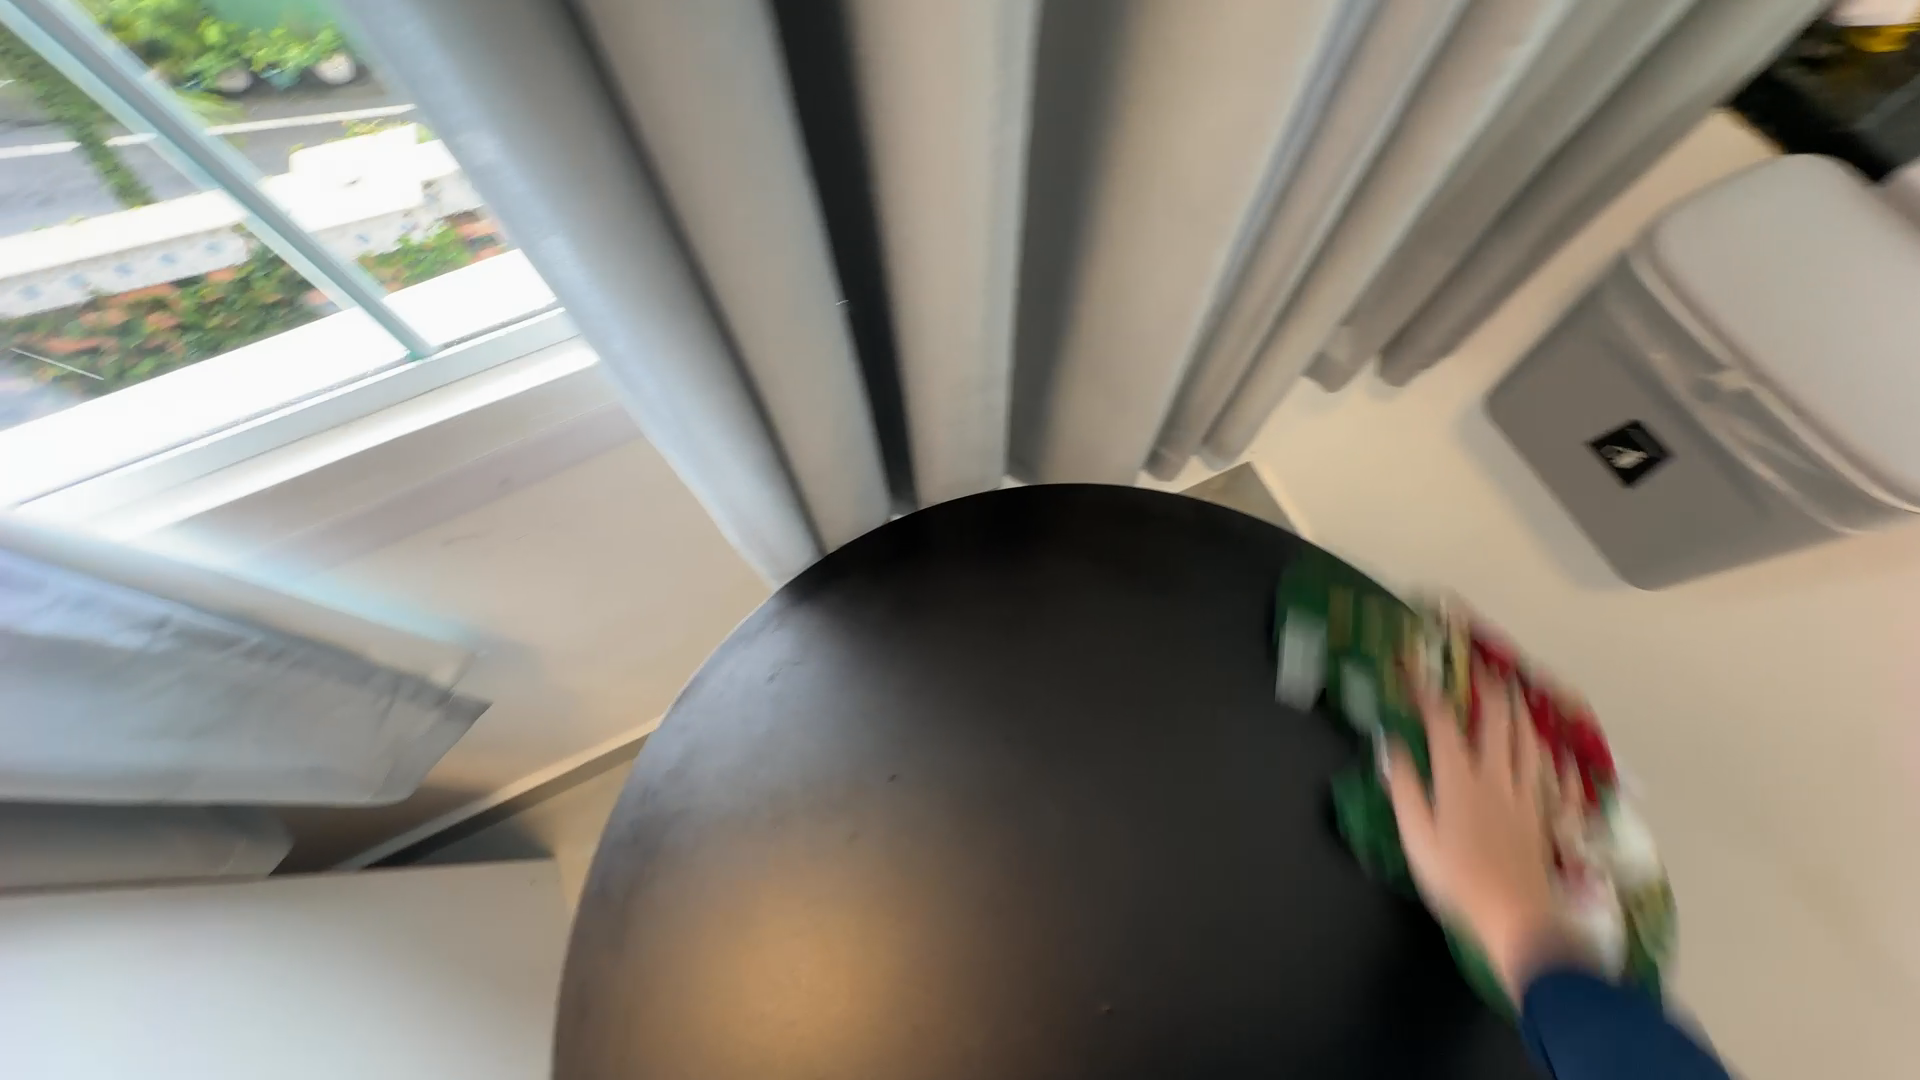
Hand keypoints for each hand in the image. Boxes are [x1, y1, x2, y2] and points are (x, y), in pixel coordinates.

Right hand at [1385, 662, 1578, 997]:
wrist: (1517, 917)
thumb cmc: (1455, 875)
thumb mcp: (1414, 832)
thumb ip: (1403, 785)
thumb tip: (1392, 744)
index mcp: (1458, 778)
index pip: (1443, 723)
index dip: (1428, 693)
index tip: (1414, 671)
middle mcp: (1495, 777)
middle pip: (1498, 723)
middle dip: (1489, 691)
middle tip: (1483, 668)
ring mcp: (1525, 795)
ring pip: (1529, 743)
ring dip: (1521, 715)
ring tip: (1516, 696)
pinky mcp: (1544, 815)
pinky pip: (1552, 776)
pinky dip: (1550, 756)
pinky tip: (1550, 751)